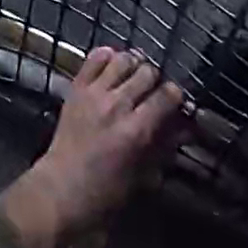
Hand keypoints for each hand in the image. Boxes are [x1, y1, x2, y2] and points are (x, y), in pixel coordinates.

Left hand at [0, 47, 184, 247]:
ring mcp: (93, 93)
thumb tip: (185, 128)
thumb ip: (164, 147)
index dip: (175, 95)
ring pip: (122, 59)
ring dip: (133, 65)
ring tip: (134, 76)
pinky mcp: (76, 87)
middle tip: (153, 90)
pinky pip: (94, 58)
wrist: (61, 187)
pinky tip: (112, 64)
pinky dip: (106, 56)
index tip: (175, 100)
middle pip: (146, 72)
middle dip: (155, 79)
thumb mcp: (143, 175)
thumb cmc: (106, 191)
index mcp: (136, 131)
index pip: (166, 96)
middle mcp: (116, 105)